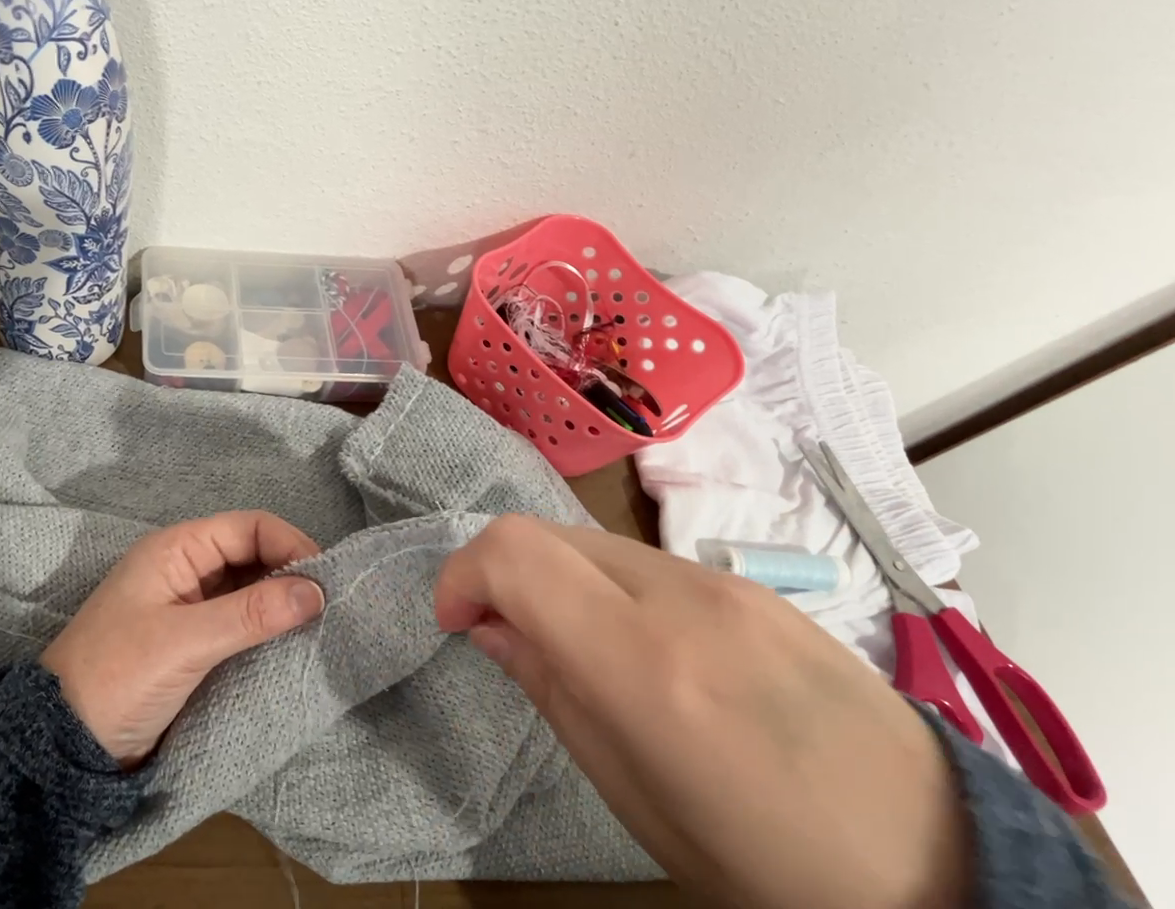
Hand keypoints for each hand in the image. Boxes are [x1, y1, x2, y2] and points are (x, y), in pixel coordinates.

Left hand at [41, 511, 326, 768]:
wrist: (65, 740)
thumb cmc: (118, 676)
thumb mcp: (185, 642)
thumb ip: (251, 614)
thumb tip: (317, 590)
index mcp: (176, 550)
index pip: (248, 527)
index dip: (291, 545)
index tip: (328, 581)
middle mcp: (186, 568)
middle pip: (252, 554)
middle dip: (291, 573)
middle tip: (333, 607)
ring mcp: (189, 605)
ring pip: (249, 588)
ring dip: (282, 602)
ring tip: (322, 626)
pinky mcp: (193, 640)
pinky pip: (240, 620)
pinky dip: (267, 627)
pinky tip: (292, 644)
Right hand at [435, 515, 967, 908]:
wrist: (937, 861)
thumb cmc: (763, 857)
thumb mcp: (631, 792)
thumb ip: (551, 687)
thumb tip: (489, 625)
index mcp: (643, 663)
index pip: (515, 552)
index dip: (463, 573)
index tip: (456, 622)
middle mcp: (681, 598)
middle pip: (545, 532)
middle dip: (501, 574)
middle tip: (502, 636)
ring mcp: (725, 584)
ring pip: (593, 540)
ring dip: (555, 578)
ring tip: (574, 647)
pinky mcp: (756, 588)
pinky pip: (648, 561)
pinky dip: (607, 584)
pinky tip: (640, 646)